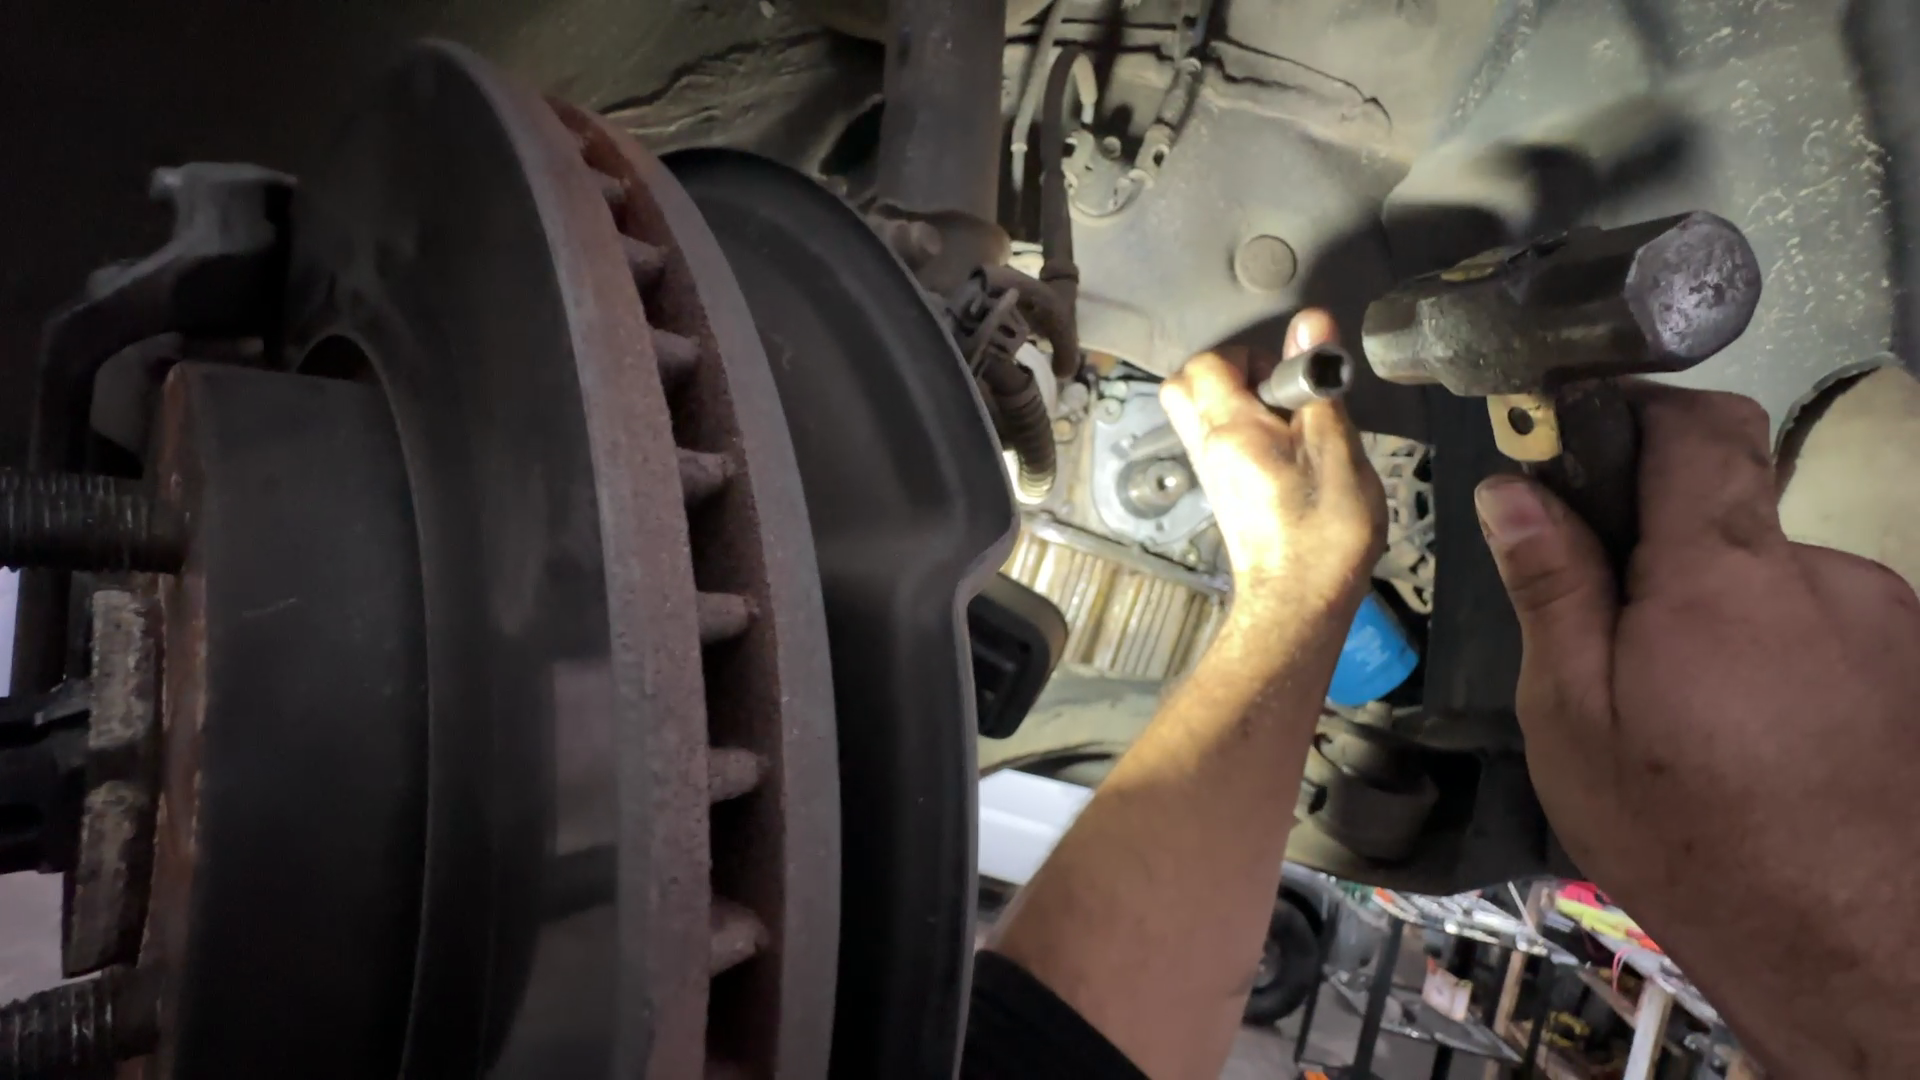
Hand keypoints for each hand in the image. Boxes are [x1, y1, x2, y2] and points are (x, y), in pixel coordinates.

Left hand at [1160, 309, 1384, 620]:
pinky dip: (1235, 426)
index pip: (1205, 363)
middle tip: (1274, 389)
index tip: (1287, 374)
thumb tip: (1310, 324)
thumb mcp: (1336, 449)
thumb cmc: (1322, 530)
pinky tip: (1279, 446)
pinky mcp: (1219, 487)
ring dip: (1231, 399)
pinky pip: (1211, 438)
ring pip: (1194, 412)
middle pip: (1184, 384)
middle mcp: (1205, 446)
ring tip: (1282, 419)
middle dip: (1226, 371)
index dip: (1247, 354)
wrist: (1296, 596)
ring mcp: (1207, 468)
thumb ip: (1316, 384)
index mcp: (1228, 430)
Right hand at [1478, 384, 1919, 1073]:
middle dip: (1652, 550)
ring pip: (1770, 578)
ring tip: (1671, 702)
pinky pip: (1820, 624)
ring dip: (1708, 608)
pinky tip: (1739, 728)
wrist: (1855, 958)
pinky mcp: (1919, 673)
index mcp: (1723, 578)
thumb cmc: (1675, 821)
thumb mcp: (1570, 706)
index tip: (1579, 431)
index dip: (1641, 407)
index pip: (1703, 432)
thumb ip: (1551, 586)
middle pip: (1724, 517)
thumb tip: (1513, 490)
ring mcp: (1893, 626)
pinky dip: (1764, 647)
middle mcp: (1828, 580)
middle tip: (1599, 637)